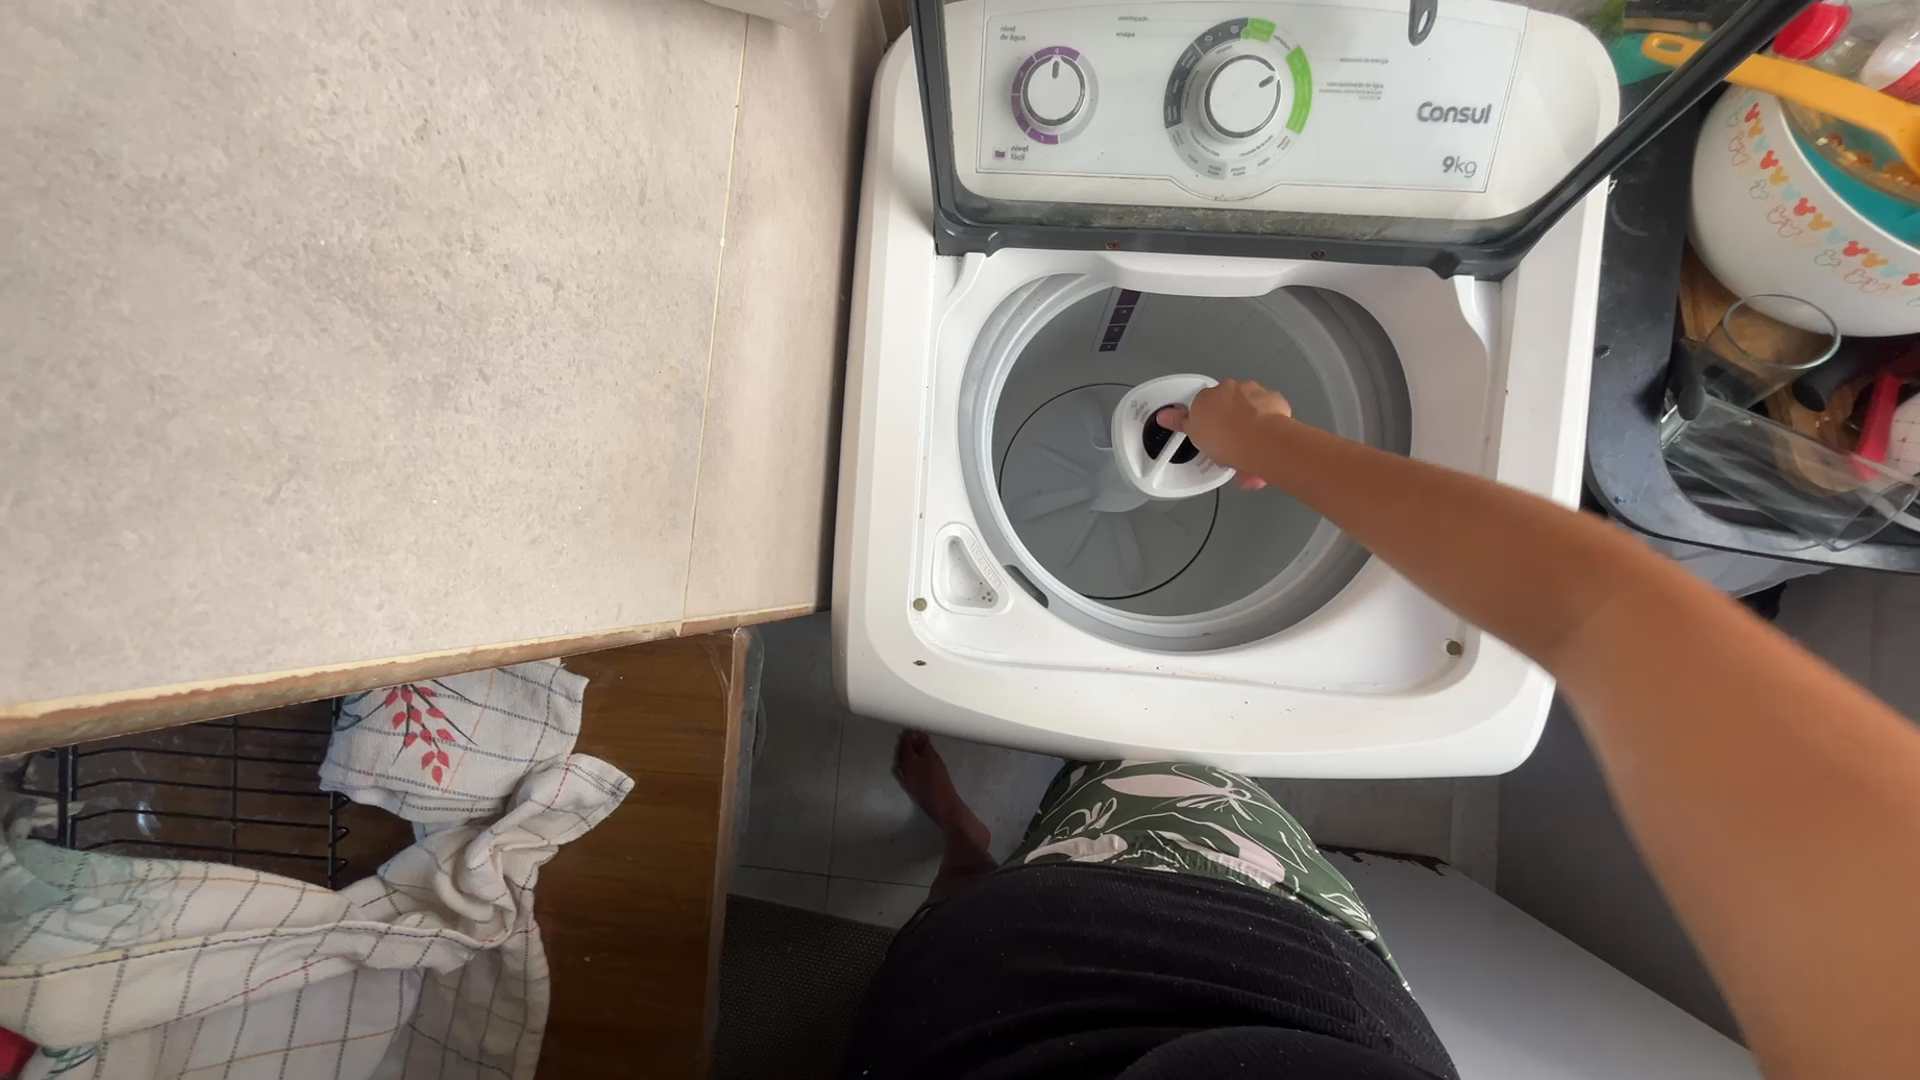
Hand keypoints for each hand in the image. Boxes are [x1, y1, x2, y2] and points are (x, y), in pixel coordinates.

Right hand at [1155, 379, 1292, 489]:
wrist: (1259, 440)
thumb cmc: (1225, 438)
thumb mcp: (1193, 435)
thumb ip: (1179, 422)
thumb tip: (1163, 415)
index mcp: (1206, 396)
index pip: (1203, 404)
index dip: (1207, 420)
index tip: (1210, 433)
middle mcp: (1230, 389)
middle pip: (1227, 402)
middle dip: (1229, 419)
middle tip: (1229, 442)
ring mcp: (1253, 392)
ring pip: (1249, 406)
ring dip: (1248, 421)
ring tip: (1247, 446)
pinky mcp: (1274, 400)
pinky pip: (1268, 411)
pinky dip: (1267, 423)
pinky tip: (1264, 440)